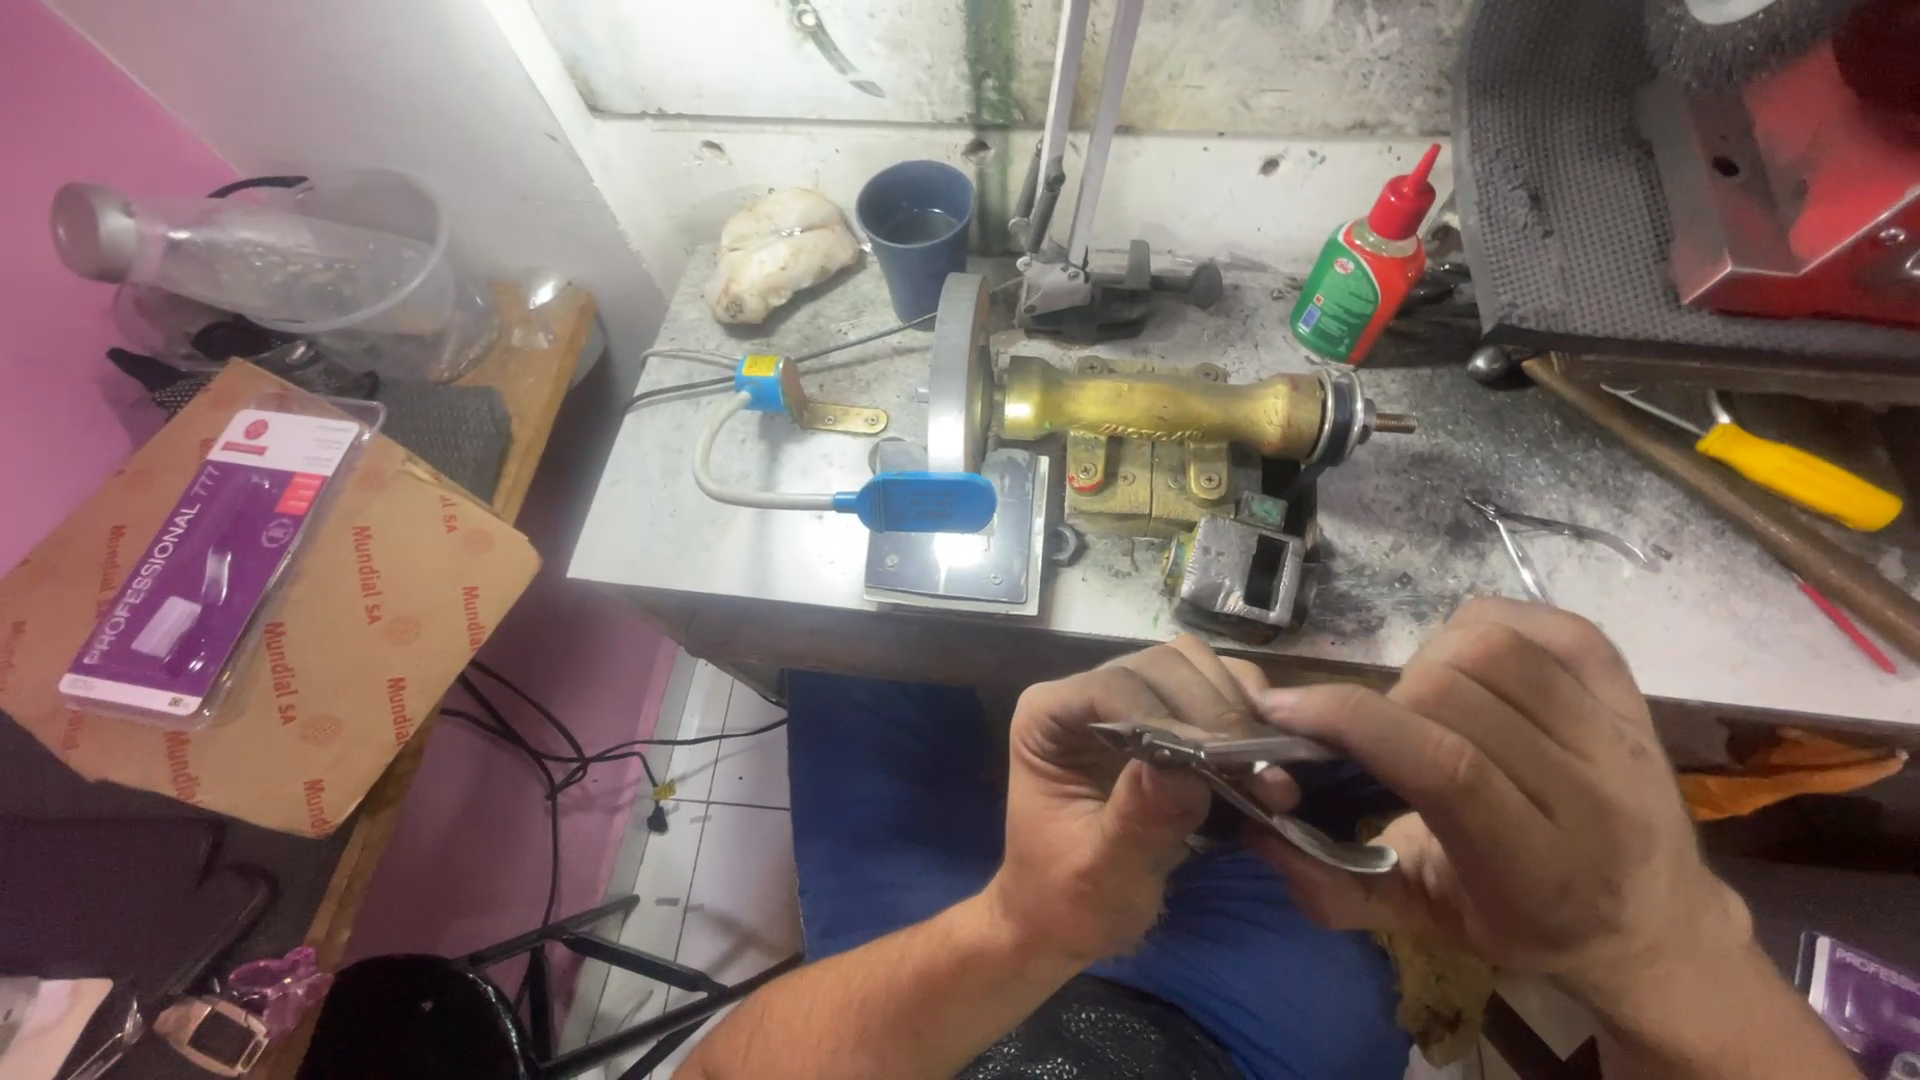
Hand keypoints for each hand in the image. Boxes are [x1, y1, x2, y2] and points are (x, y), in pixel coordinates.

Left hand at [986, 636, 1298, 965]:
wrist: (1061, 922)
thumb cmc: (1067, 900)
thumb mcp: (1102, 874)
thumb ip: (1140, 818)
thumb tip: (1186, 767)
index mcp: (1045, 718)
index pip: (1111, 686)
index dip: (1167, 716)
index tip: (1216, 764)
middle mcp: (1082, 693)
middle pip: (1161, 666)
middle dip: (1212, 713)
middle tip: (1259, 774)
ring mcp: (1124, 698)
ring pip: (1193, 666)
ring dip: (1237, 710)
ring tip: (1265, 772)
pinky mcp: (1160, 715)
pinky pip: (1212, 688)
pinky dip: (1246, 715)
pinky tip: (1265, 760)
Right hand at [1246, 598, 1751, 1011]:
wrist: (1654, 924)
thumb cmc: (1522, 922)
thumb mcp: (1420, 922)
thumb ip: (1330, 885)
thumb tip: (1252, 825)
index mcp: (1536, 867)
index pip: (1443, 765)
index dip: (1352, 720)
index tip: (1284, 709)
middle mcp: (1592, 795)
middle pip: (1460, 692)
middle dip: (1387, 696)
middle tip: (1378, 725)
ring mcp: (1621, 737)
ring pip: (1496, 647)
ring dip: (1432, 658)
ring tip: (1422, 695)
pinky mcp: (1633, 696)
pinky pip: (1550, 625)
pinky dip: (1489, 626)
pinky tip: (1469, 661)